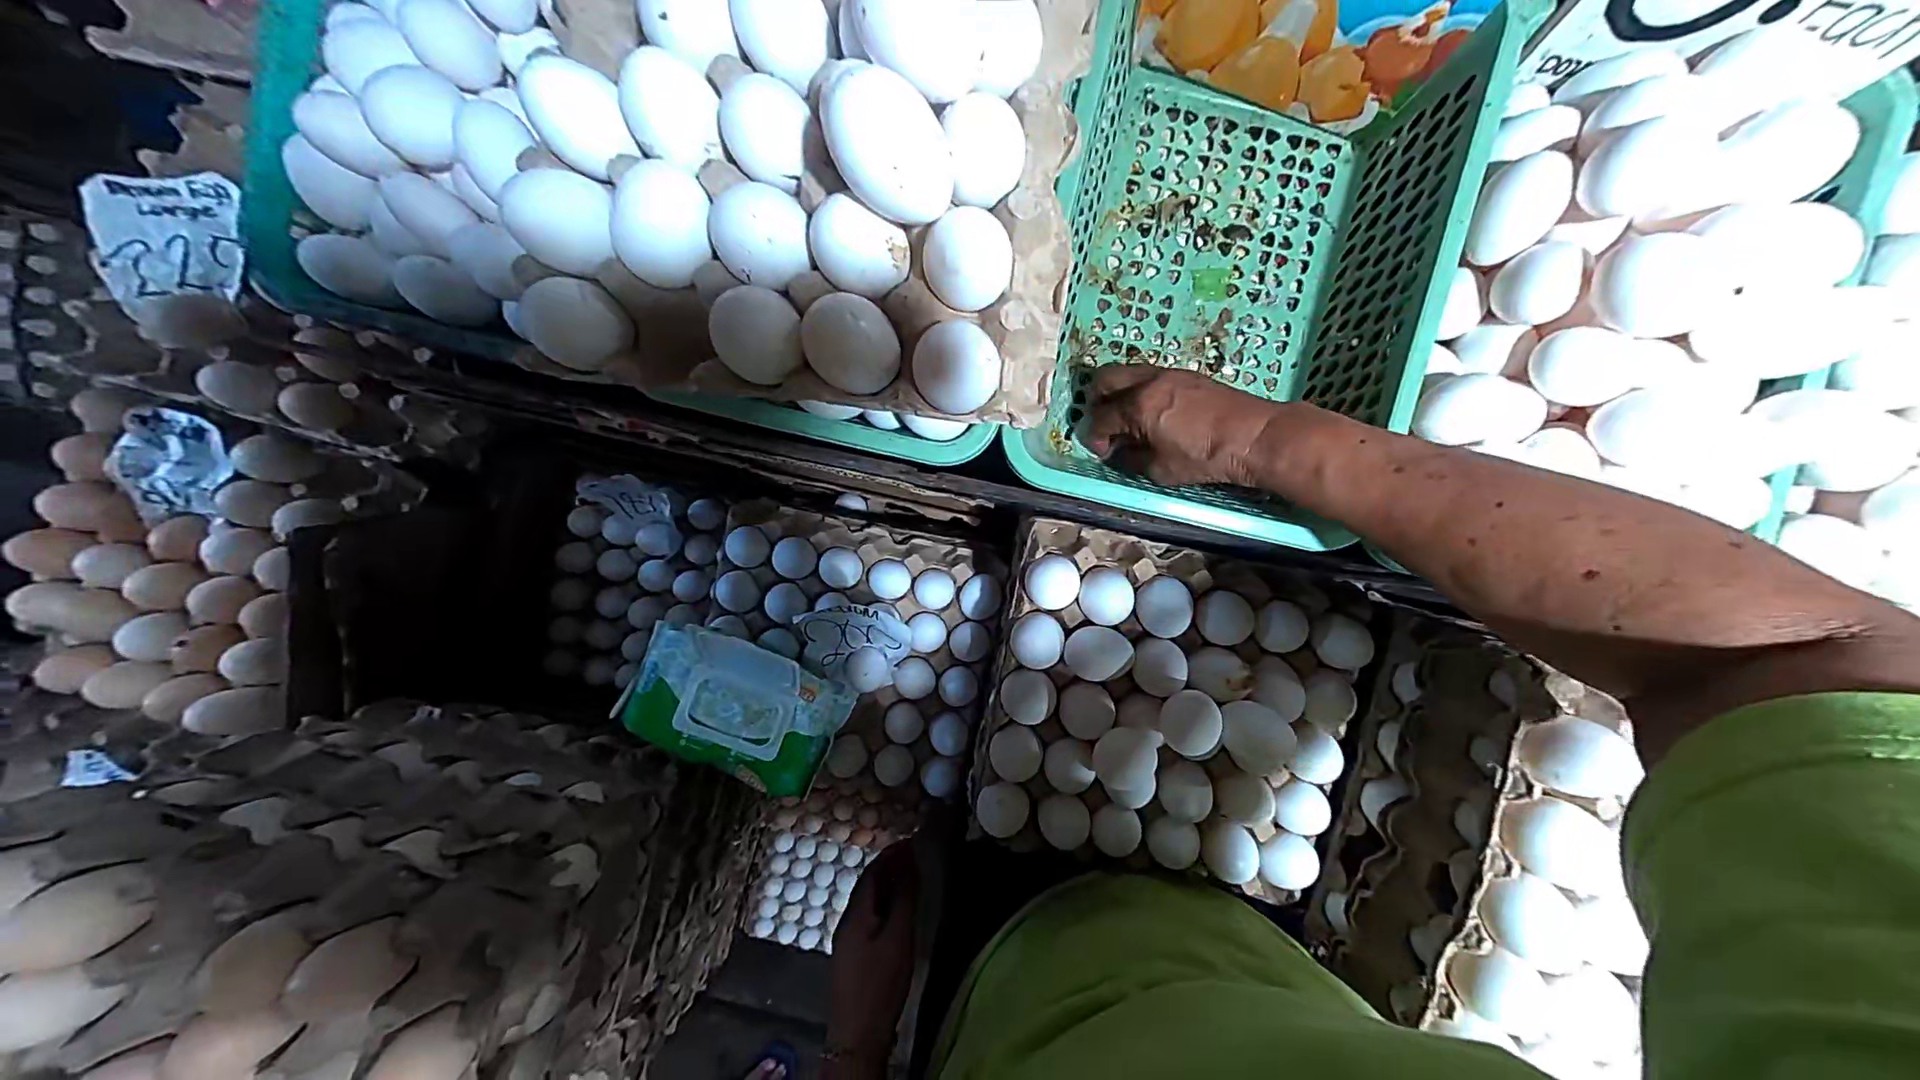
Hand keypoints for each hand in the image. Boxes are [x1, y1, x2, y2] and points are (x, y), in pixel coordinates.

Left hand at [824, 839, 919, 1078]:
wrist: (857, 1035)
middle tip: (912, 857)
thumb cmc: (880, 982)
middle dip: (888, 868)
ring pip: (868, 903)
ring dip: (886, 887)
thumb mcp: (898, 937)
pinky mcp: (853, 957)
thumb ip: (904, 899)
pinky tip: (897, 913)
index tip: (910, 842)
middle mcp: (847, 922)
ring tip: (909, 879)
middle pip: (867, 886)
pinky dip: (884, 905)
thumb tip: (909, 862)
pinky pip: (868, 918)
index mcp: (855, 913)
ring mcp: (847, 941)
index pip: (872, 873)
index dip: (890, 855)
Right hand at [1083, 365, 1282, 486]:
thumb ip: (1132, 460)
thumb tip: (1119, 453)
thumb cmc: (1206, 458)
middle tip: (1105, 426)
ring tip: (1128, 420)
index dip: (1095, 438)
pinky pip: (1150, 376)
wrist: (1254, 436)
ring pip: (1128, 373)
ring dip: (1119, 394)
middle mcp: (1148, 382)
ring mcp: (1169, 374)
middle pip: (1104, 380)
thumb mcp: (1161, 470)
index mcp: (1138, 406)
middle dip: (1097, 403)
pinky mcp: (1187, 375)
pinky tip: (1152, 413)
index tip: (1101, 452)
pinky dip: (1140, 391)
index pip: (1101, 418)